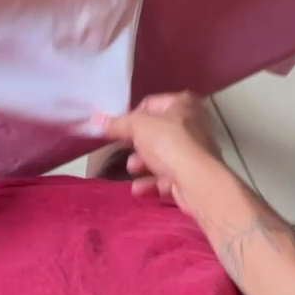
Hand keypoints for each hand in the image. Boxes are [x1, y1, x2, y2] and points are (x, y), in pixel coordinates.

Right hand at [99, 93, 235, 219]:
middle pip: (156, 132)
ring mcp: (194, 152)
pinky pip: (168, 176)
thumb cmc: (169, 144)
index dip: (132, 117)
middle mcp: (192, 124)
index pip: (150, 104)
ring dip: (143, 164)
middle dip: (138, 144)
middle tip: (125, 150)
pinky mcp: (193, 176)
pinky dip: (152, 183)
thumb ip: (117, 124)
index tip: (119, 130)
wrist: (198, 183)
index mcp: (182, 104)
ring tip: (132, 170)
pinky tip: (139, 190)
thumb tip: (96, 119)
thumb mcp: (137, 127)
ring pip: (161, 156)